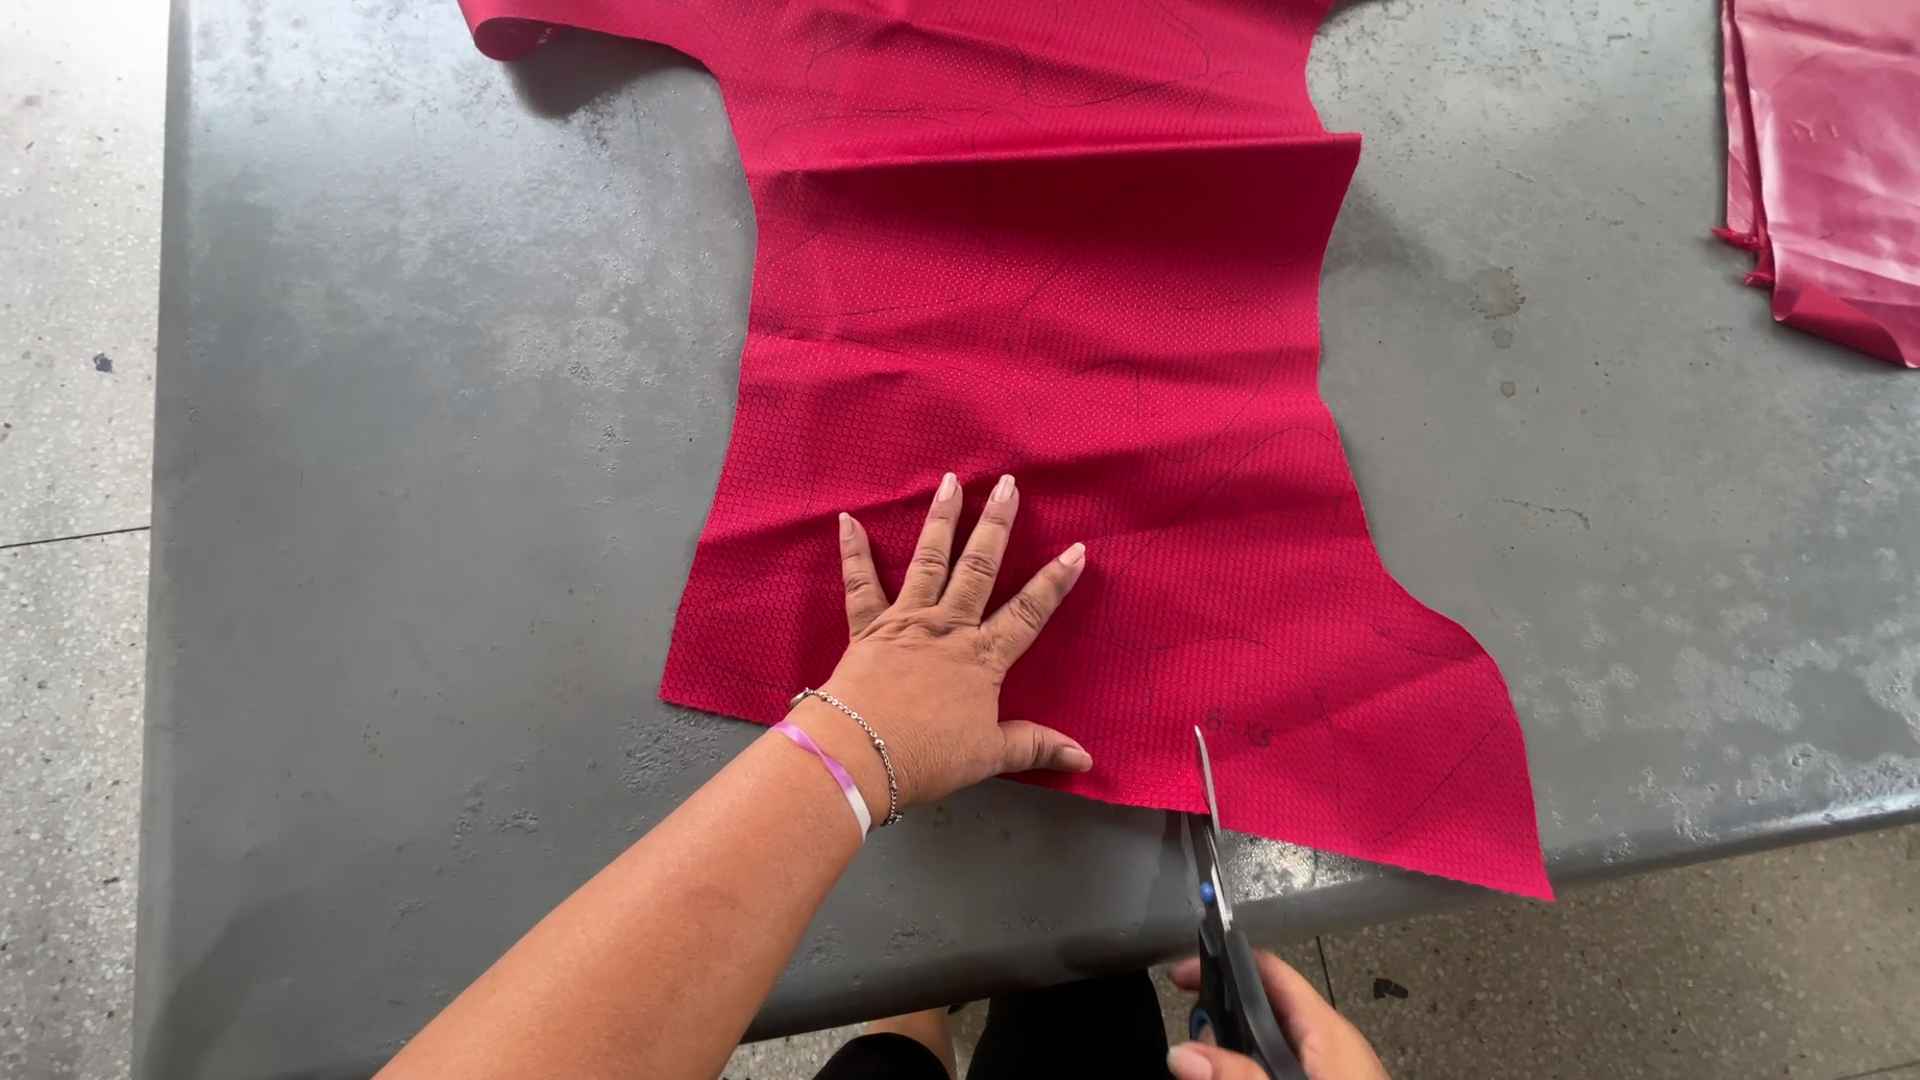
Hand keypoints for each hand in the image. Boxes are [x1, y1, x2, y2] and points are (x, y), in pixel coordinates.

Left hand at [790, 471, 1091, 814]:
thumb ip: (1035, 747)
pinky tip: (848, 520)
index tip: (1076, 548)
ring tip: (950, 482)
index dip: (1055, 580)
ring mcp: (907, 620)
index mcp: (982, 656)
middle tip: (1007, 485)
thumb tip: (1086, 760)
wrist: (860, 755)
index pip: (1029, 611)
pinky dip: (854, 551)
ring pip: (929, 560)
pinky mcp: (869, 627)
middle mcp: (948, 627)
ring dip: (941, 519)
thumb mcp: (989, 755)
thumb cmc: (928, 756)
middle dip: (996, 524)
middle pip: (978, 567)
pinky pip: (861, 583)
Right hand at [1167, 952, 1390, 1079]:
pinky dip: (1254, 1077)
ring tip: (1209, 1072)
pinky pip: (1282, 1072)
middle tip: (1192, 1048)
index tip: (1181, 978)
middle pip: (1262, 1011)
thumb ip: (1238, 1079)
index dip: (1221, 963)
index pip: (1267, 971)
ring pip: (1269, 1050)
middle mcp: (1333, 1048)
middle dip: (1220, 1023)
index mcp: (1329, 1033)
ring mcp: (1334, 1077)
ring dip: (1235, 1061)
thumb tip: (1184, 1054)